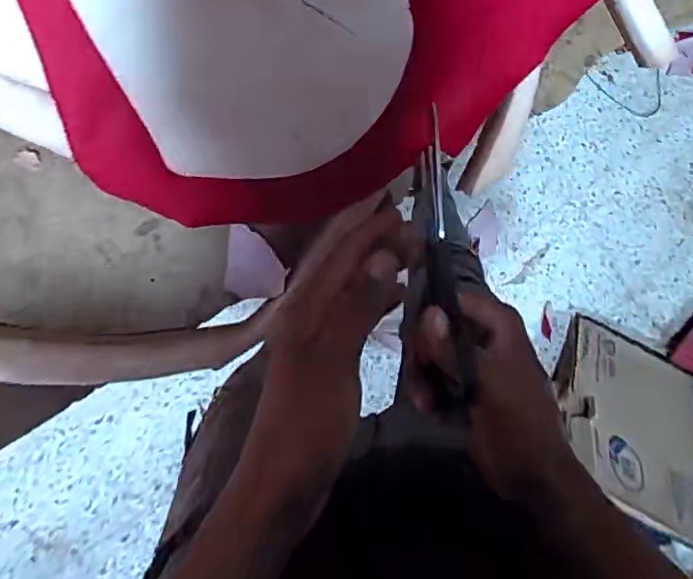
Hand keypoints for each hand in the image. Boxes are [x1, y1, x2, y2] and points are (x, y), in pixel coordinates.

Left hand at [258, 196, 421, 470]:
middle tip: (413, 226)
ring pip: (350, 282)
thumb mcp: (332, 362)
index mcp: (305, 308)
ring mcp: (317, 334)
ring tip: (410, 251)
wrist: (280, 487)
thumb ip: (356, 305)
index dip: (369, 226)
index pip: (340, 252)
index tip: (400, 205)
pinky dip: (377, 293)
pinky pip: (355, 307)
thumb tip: (385, 253)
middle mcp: (307, 312)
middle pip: (342, 261)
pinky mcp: (328, 354)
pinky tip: (398, 295)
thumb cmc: (306, 424)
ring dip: (378, 262)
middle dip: (373, 237)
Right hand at [409, 289, 574, 500]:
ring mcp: (474, 360)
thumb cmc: (519, 422)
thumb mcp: (487, 383)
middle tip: (419, 383)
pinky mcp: (464, 385)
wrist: (533, 474)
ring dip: (422, 376)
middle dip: (423, 354)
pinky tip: (430, 409)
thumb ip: (454, 350)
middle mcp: (485, 334)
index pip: (455, 300)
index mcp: (500, 323)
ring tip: (425, 403)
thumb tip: (428, 313)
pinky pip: (435, 375)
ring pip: (432, 351)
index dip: (431, 316)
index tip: (415, 346)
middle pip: (438, 325)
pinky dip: (428, 390)